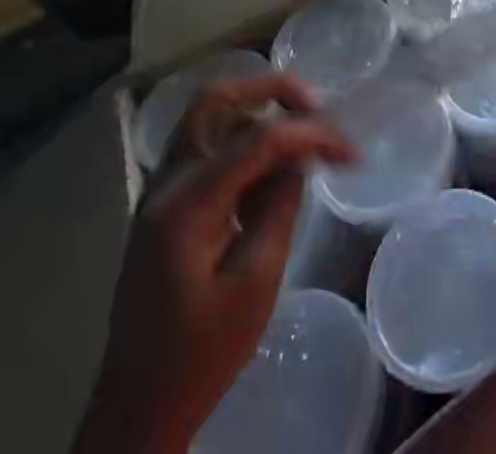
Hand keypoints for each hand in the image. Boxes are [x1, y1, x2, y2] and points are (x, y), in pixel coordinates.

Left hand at [74, 76, 354, 453]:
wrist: (141, 402)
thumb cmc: (204, 348)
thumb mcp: (256, 279)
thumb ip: (279, 206)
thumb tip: (300, 159)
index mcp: (184, 206)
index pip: (257, 138)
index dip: (312, 133)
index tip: (354, 154)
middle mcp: (164, 187)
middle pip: (214, 103)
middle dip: (272, 92)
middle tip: (320, 107)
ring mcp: (160, 196)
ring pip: (209, 120)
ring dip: (260, 112)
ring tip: (306, 134)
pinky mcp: (168, 209)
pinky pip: (208, 150)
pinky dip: (247, 141)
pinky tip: (277, 167)